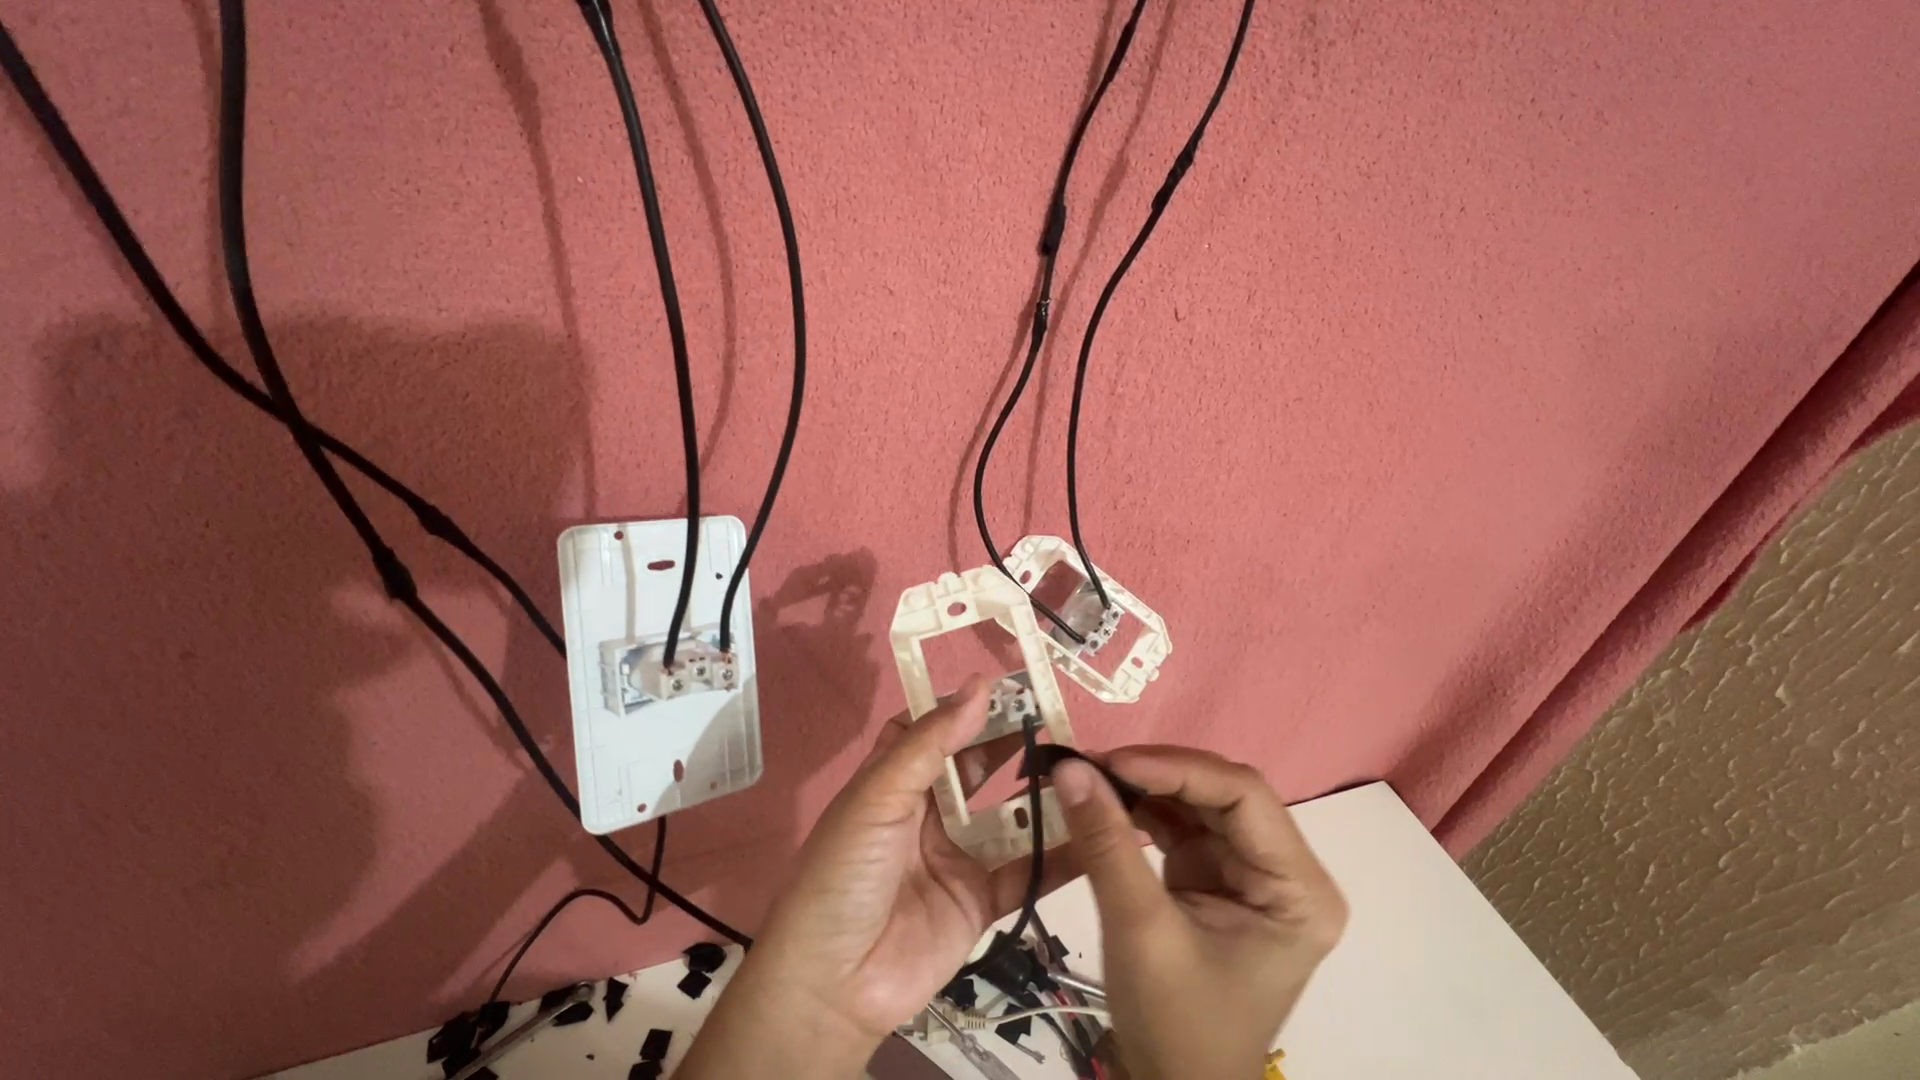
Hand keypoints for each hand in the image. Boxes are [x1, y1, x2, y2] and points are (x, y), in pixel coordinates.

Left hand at [677, 676, 1075, 1079]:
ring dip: (1045, 796)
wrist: (833, 983)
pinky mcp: (980, 900)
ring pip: (1009, 816)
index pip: (935, 730)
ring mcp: (957, 856)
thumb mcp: (878, 796)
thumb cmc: (845, 873)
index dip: (969, 707)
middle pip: (979, 768)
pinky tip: (1100, 835)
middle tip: (1066, 723)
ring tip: (1090, 770)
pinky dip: (1062, 857)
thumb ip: (932, 743)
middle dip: (1016, 745)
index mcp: (894, 780)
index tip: (1016, 684)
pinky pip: (1026, 872)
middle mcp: (928, 812)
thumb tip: (980, 686)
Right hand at [1052, 747, 1346, 1079]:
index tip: (1110, 761)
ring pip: (1198, 804)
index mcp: (1298, 890)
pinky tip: (1103, 802)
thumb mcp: (1140, 930)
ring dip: (1143, 788)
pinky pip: (1180, 828)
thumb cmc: (1176, 1025)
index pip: (1245, 797)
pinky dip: (1140, 813)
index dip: (1177, 768)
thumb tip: (1068, 767)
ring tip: (1087, 776)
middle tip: (1090, 764)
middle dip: (1156, 774)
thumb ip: (1106, 843)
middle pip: (1223, 795)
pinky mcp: (1216, 879)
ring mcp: (1249, 874)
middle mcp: (1284, 872)